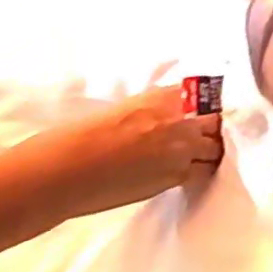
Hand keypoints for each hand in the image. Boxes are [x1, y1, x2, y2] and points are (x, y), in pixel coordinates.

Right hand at [5, 85, 223, 221]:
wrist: (58, 174)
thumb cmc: (76, 139)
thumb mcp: (122, 110)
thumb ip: (153, 109)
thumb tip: (167, 115)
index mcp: (165, 97)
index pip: (203, 96)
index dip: (203, 109)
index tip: (201, 115)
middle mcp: (180, 118)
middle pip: (214, 122)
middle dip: (209, 129)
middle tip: (200, 137)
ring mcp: (182, 146)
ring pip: (214, 147)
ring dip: (207, 150)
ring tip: (197, 156)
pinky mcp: (176, 175)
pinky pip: (202, 170)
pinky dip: (199, 170)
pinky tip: (189, 172)